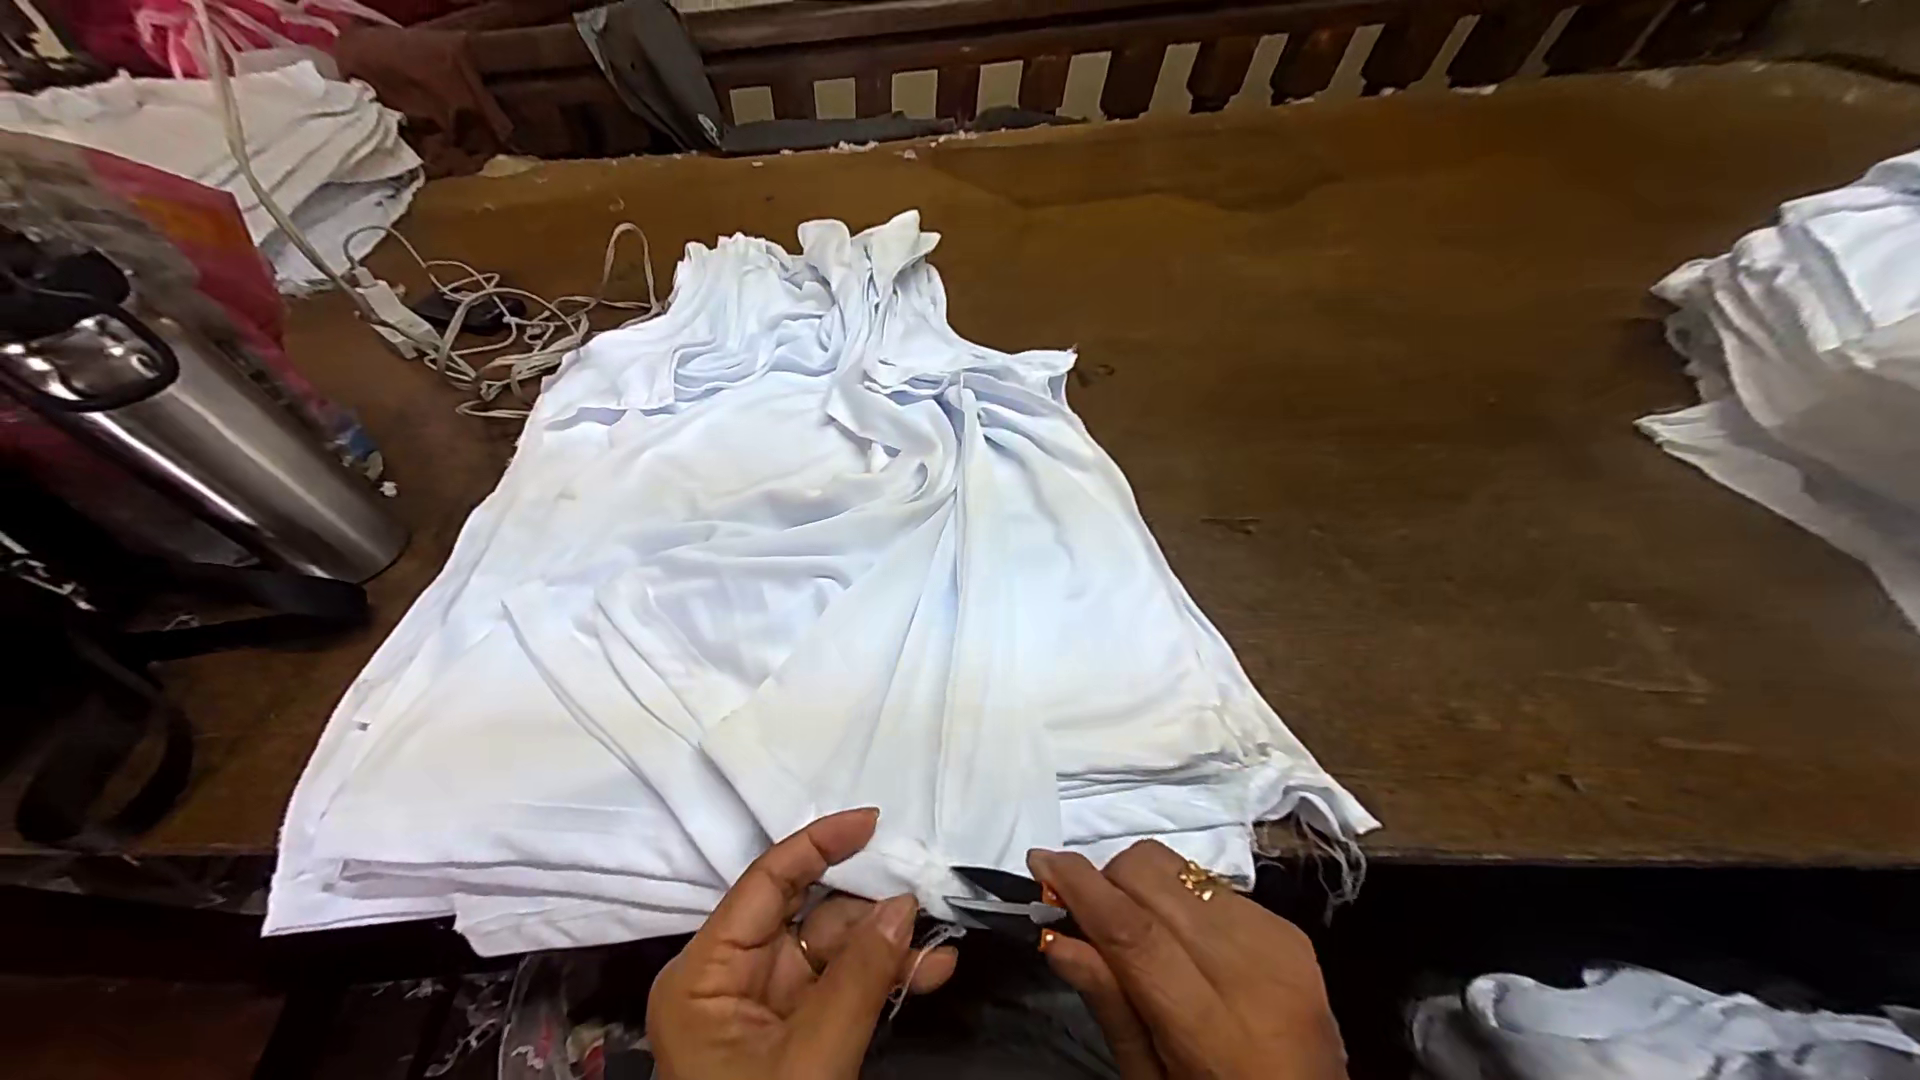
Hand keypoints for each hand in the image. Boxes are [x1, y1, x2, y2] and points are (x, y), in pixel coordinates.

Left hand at [646, 808, 956, 1079]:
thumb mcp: (810, 1059)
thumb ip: (859, 977)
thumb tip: (905, 904)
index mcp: (707, 971)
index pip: (767, 880)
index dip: (820, 843)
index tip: (873, 821)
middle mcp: (734, 973)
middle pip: (809, 912)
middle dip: (868, 904)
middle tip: (922, 889)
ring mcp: (769, 1001)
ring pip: (837, 948)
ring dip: (890, 943)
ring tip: (939, 944)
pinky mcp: (798, 1027)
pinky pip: (847, 983)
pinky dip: (886, 975)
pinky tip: (929, 971)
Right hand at [1029, 841, 1347, 1079]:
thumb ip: (1110, 1005)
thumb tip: (1056, 937)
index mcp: (1220, 1036)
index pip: (1136, 935)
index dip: (1082, 888)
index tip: (1039, 861)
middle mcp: (1254, 972)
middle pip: (1153, 879)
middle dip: (1105, 880)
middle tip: (1089, 916)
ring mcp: (1279, 942)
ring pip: (1176, 865)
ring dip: (1138, 883)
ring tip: (1136, 927)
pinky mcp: (1290, 928)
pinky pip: (1207, 879)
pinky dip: (1175, 895)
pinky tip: (1180, 935)